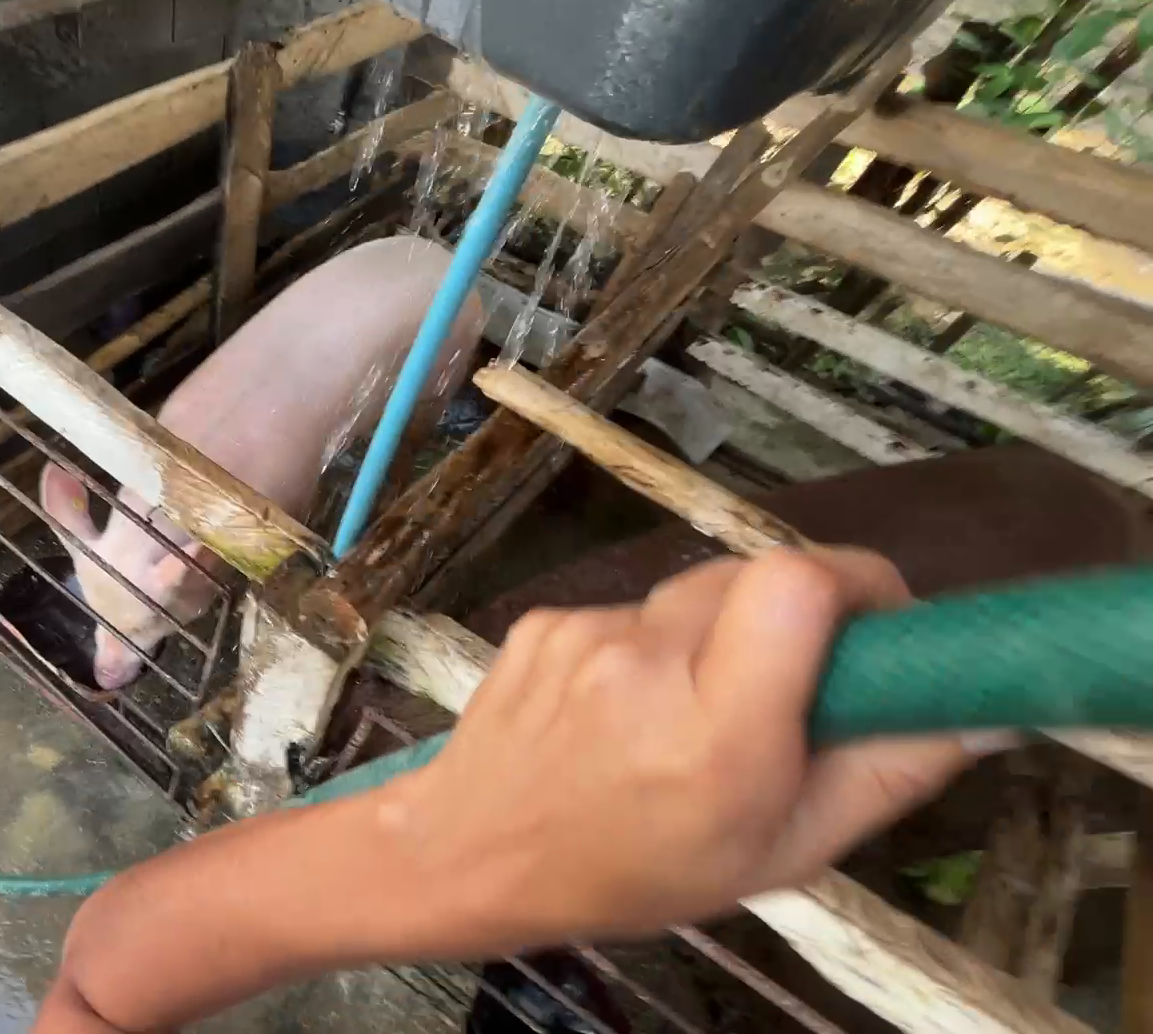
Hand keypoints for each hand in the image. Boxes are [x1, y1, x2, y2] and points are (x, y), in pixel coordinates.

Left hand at [374, 547, 982, 949]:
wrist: (474, 844)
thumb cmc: (629, 870)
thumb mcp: (777, 855)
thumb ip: (883, 776)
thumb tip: (969, 710)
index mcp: (715, 728)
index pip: (793, 582)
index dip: (853, 578)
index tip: (876, 617)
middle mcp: (640, 661)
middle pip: (746, 575)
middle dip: (787, 612)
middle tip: (781, 678)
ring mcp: (578, 631)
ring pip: (680, 599)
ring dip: (703, 638)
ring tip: (675, 712)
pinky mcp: (537, 620)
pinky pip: (620, 613)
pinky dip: (638, 646)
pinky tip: (610, 706)